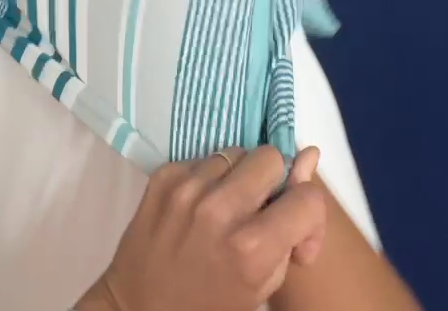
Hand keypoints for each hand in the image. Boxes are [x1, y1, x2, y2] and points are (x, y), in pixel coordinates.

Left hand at [78, 145, 324, 310]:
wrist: (138, 310)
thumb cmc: (209, 305)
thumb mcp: (261, 281)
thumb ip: (290, 224)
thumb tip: (309, 156)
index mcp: (251, 249)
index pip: (306, 199)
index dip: (308, 215)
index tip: (295, 230)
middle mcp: (219, 210)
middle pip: (269, 157)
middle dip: (271, 182)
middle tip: (257, 211)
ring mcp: (187, 189)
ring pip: (235, 152)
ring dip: (238, 177)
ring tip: (225, 210)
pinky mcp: (162, 176)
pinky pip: (204, 157)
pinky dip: (208, 177)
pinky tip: (199, 205)